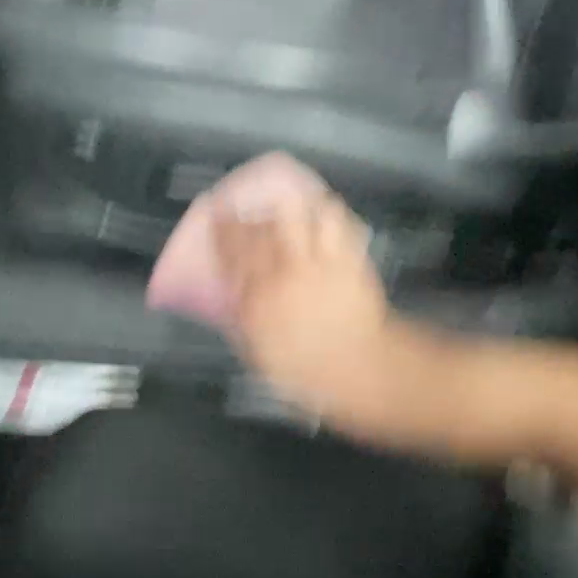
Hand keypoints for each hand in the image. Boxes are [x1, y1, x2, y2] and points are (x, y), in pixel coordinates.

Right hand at [211, 194, 394, 419]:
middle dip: (250, 213)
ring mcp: (317, 262)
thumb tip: (235, 298)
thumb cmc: (308, 370)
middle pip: (259, 227)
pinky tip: (324, 215)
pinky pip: (335, 222)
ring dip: (290, 208)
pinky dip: (327, 214)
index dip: (221, 226)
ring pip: (297, 215)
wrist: (359, 368)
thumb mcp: (260, 352)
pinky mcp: (346, 257)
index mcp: (257, 299)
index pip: (230, 251)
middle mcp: (284, 274)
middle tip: (249, 210)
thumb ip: (244, 319)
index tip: (218, 212)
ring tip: (288, 207)